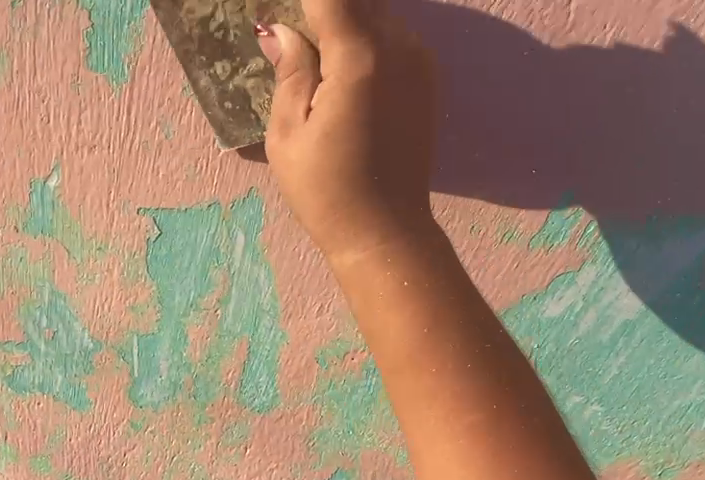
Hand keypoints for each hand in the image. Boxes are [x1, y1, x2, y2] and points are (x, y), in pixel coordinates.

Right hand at [258, 0, 439, 265]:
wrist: (383, 232)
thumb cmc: (325, 193)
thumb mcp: (288, 137)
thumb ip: (289, 73)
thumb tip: (282, 30)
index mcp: (359, 57)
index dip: (301, 2)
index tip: (279, 14)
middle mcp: (398, 45)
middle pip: (355, 0)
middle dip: (321, 11)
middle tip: (291, 40)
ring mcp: (418, 59)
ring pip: (375, 15)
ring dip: (342, 25)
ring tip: (311, 58)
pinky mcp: (425, 78)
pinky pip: (390, 38)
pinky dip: (363, 42)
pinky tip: (338, 77)